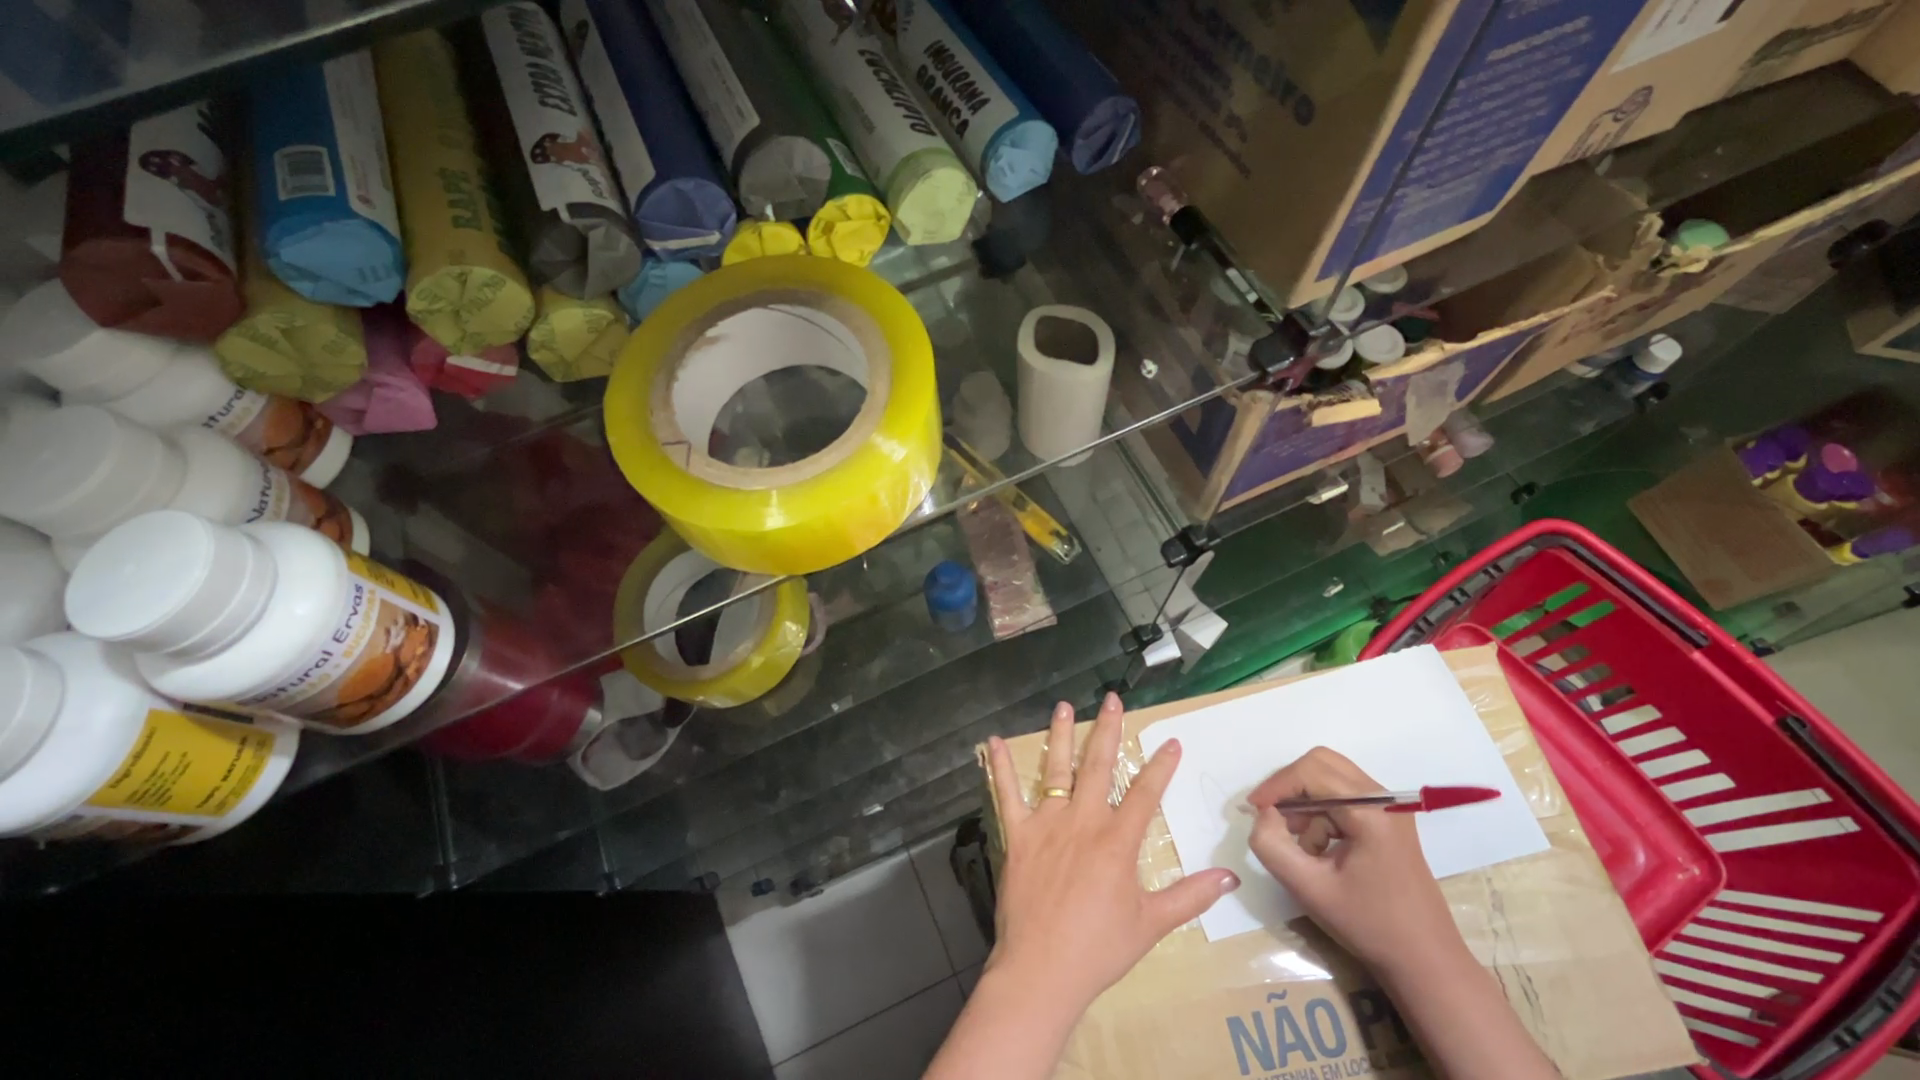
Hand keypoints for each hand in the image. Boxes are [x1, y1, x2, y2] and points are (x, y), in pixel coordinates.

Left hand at [983, 693, 1239, 1013]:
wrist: (1042, 969)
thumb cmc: (1100, 948)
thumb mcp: (1152, 923)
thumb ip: (1190, 896)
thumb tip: (1229, 877)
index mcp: (1118, 841)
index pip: (1146, 793)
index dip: (1161, 766)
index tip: (1171, 741)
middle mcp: (1083, 822)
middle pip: (1098, 767)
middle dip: (1107, 730)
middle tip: (1112, 699)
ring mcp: (1046, 825)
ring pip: (1055, 770)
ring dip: (1061, 736)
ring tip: (1065, 706)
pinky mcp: (1017, 836)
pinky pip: (1007, 795)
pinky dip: (999, 768)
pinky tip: (993, 742)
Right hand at [1245, 747, 1460, 972]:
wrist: (1424, 961)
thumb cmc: (1368, 926)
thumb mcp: (1308, 888)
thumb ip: (1272, 845)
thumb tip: (1262, 815)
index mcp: (1373, 812)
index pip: (1312, 771)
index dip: (1276, 785)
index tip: (1253, 811)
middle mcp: (1385, 800)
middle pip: (1323, 764)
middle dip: (1290, 787)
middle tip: (1272, 820)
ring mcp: (1391, 809)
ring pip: (1332, 780)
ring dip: (1306, 803)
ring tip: (1299, 844)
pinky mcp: (1389, 822)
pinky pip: (1344, 798)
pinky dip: (1321, 813)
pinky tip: (1319, 849)